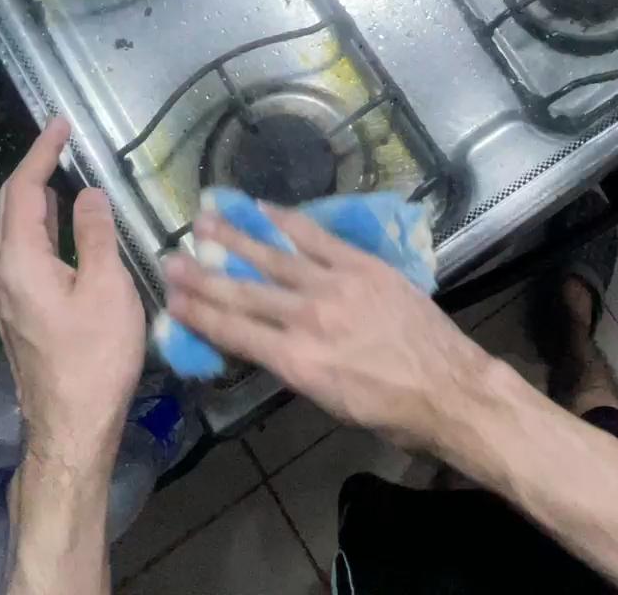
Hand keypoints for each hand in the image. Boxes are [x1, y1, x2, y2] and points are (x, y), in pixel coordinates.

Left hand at [0, 118, 146, 465]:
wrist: (71, 424)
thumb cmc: (95, 356)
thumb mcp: (107, 288)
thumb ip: (96, 236)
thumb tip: (90, 194)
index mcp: (20, 262)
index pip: (24, 191)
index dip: (42, 153)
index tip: (62, 124)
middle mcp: (1, 274)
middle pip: (8, 208)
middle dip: (33, 170)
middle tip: (63, 143)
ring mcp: (5, 296)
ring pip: (10, 230)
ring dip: (32, 196)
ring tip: (62, 174)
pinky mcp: (17, 311)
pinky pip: (19, 250)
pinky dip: (37, 223)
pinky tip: (61, 225)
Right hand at [163, 204, 499, 449]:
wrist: (446, 386)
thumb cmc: (388, 409)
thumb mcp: (327, 402)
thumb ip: (291, 365)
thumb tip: (263, 339)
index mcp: (295, 361)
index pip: (233, 330)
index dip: (198, 312)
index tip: (171, 296)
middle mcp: (306, 317)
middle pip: (243, 291)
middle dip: (203, 275)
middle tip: (171, 257)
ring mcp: (334, 284)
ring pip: (274, 257)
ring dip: (236, 238)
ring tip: (205, 220)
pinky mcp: (361, 264)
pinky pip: (316, 237)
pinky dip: (286, 221)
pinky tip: (264, 209)